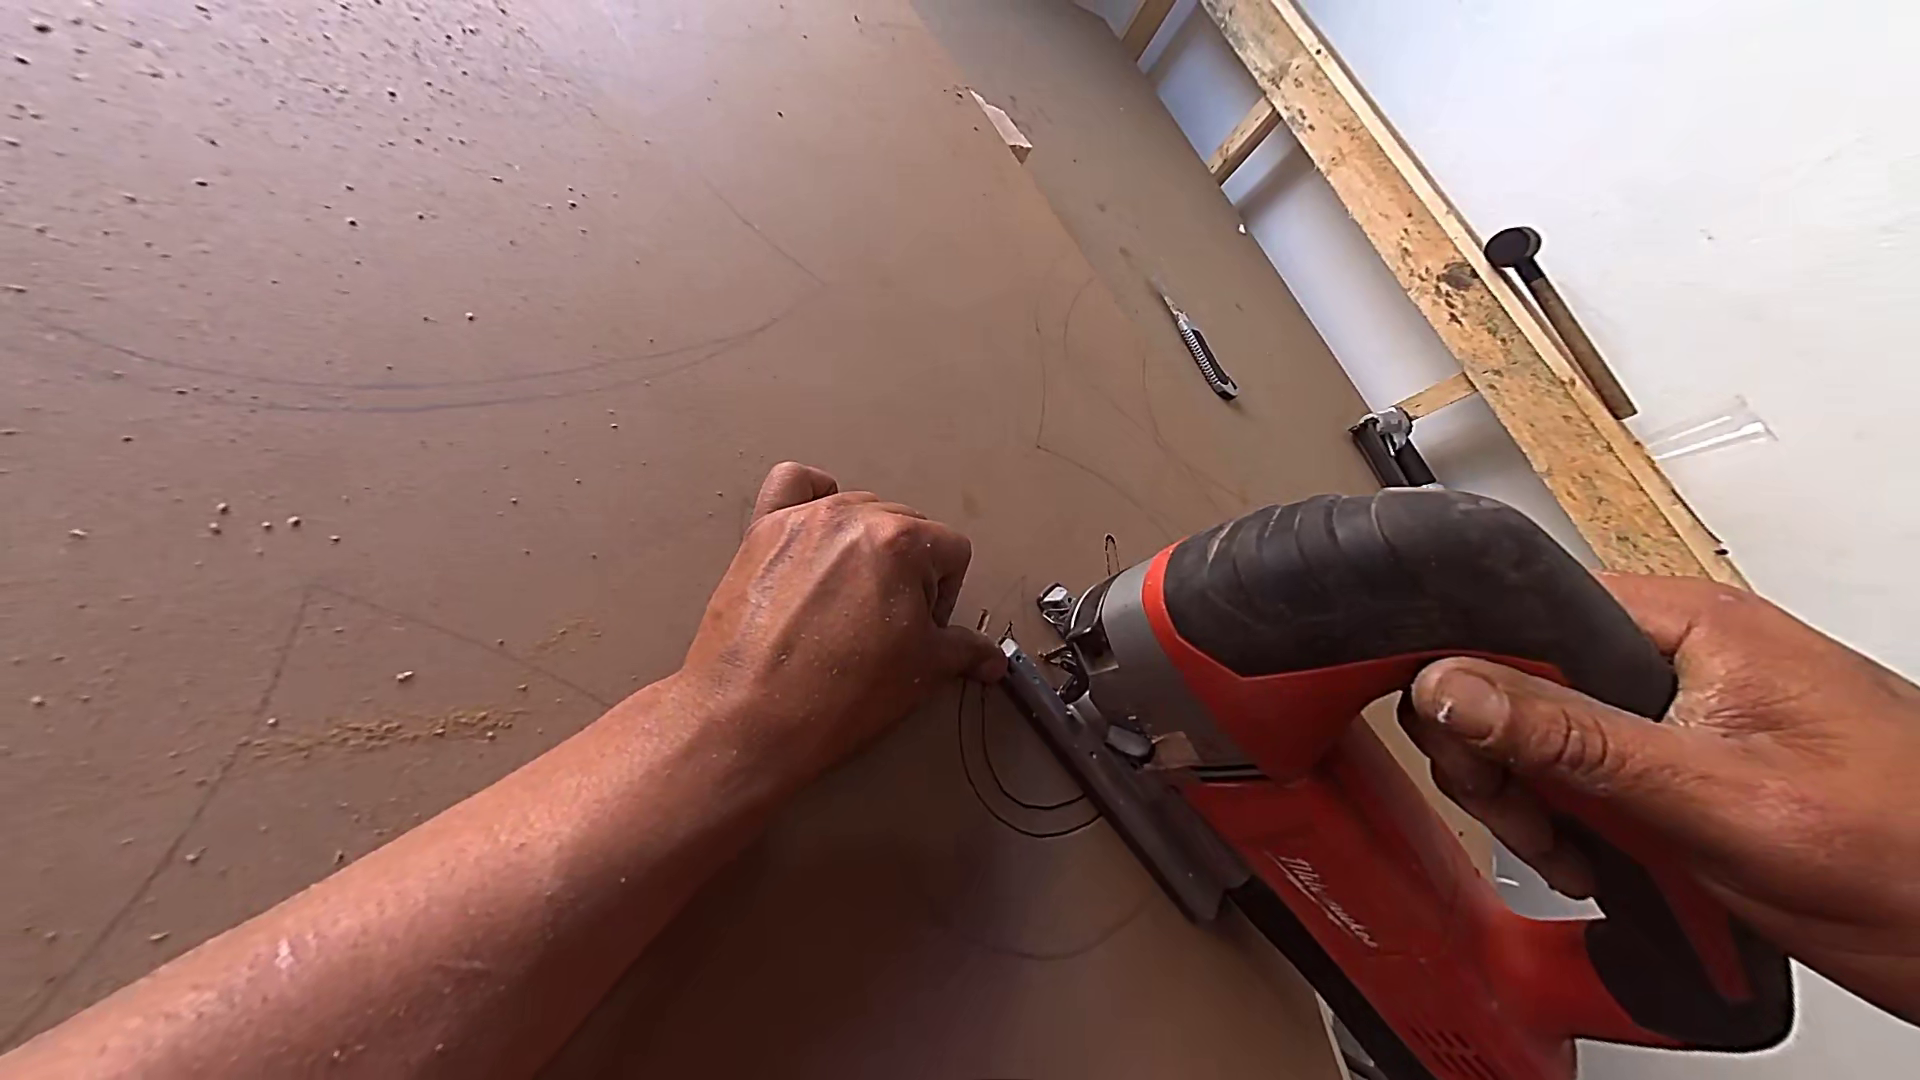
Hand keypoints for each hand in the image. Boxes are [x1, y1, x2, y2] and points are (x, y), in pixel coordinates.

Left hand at [670, 462, 1004, 791]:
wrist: (749, 719)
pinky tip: (818, 533)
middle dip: (910, 571)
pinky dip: (813, 497)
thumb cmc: (836, 696)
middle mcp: (854, 518)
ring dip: (868, 545)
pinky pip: (794, 484)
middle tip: (890, 619)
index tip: (925, 626)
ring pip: (861, 510)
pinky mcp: (764, 531)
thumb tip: (991, 659)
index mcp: (903, 543)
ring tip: (852, 594)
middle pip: (909, 527)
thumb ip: (966, 650)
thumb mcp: (921, 672)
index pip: (952, 550)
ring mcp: (805, 520)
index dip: (946, 594)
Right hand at [1400, 574, 1919, 1022]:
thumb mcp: (1722, 801)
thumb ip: (1571, 737)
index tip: (1457, 740)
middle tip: (1513, 807)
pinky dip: (1539, 807)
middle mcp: (1649, 650)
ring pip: (1509, 722)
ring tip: (1555, 841)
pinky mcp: (1640, 745)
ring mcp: (1642, 701)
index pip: (1507, 617)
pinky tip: (1572, 843)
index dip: (1460, 675)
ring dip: (1511, 789)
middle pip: (1496, 674)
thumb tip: (1445, 687)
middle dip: (1485, 750)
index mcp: (1677, 624)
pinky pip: (1544, 758)